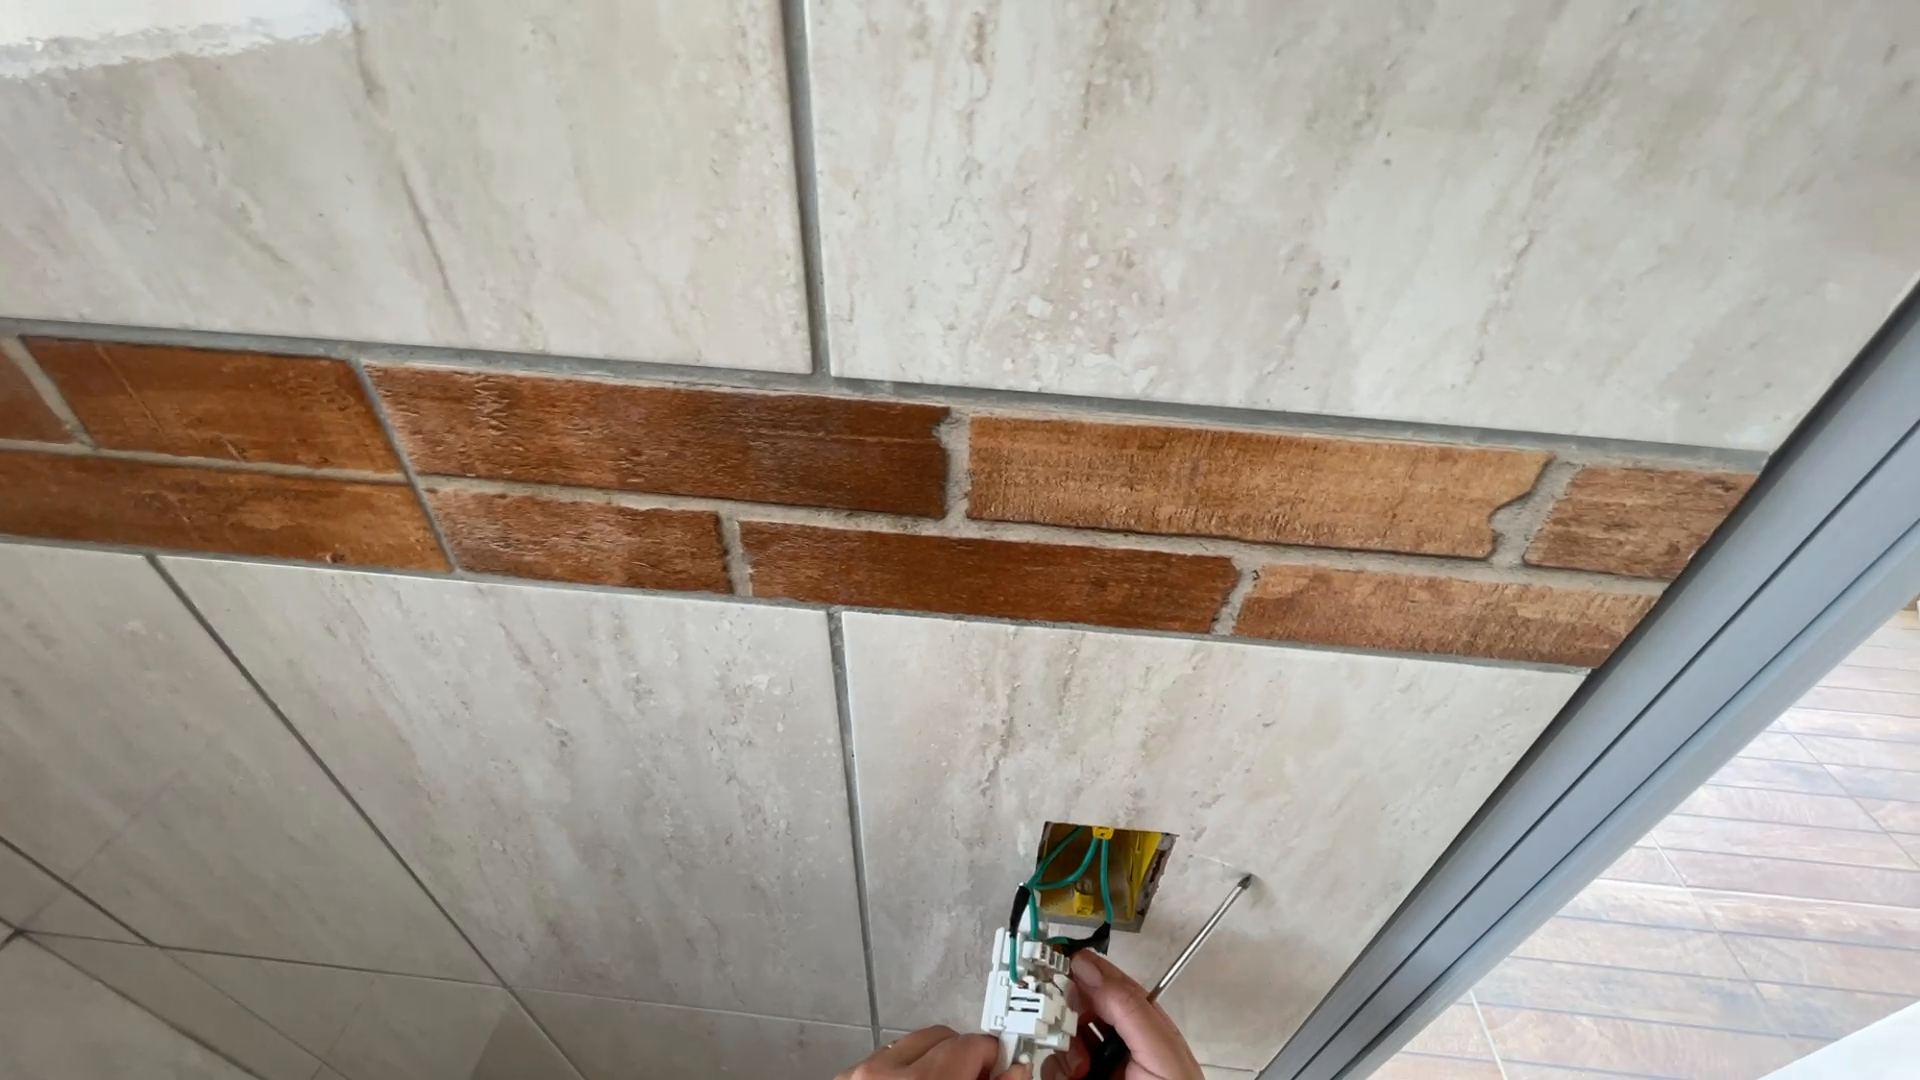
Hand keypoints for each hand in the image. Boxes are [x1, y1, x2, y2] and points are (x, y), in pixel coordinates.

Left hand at [837, 1026, 1003, 1079]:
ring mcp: (859, 1072)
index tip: (1000, 1070)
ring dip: (932, 1063)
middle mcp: (882, 1071)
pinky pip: (887, 1055)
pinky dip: (903, 1070)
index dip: (992, 1058)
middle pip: (944, 1036)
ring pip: (914, 1044)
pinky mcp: (846, 1077)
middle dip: (962, 1059)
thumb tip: (1014, 1072)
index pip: (971, 1043)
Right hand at [1070, 952, 1203, 1079]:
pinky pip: (1055, 1066)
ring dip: (1063, 1045)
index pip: (1108, 984)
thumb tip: (1087, 964)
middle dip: (1069, 1011)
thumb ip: (1128, 1007)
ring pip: (1062, 1036)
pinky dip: (1057, 1069)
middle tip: (1069, 1022)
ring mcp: (1096, 1063)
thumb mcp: (1160, 1050)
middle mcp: (1116, 1040)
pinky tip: (1072, 1076)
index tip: (1063, 969)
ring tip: (1080, 1067)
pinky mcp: (1078, 1078)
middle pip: (1079, 1006)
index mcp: (1140, 1022)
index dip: (1085, 973)